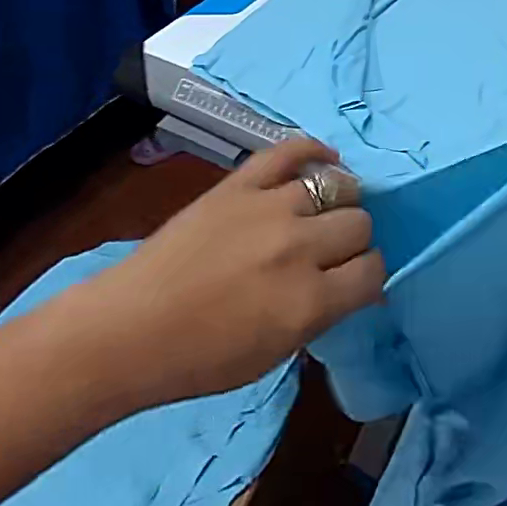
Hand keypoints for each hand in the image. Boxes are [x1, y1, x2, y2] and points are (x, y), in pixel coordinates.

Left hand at [60, 138, 384, 406]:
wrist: (134, 325)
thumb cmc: (202, 357)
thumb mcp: (276, 351)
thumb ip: (322, 313)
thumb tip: (356, 285)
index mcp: (310, 301)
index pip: (372, 271)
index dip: (369, 275)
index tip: (356, 277)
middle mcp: (299, 246)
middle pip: (359, 224)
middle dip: (354, 239)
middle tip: (333, 248)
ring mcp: (269, 207)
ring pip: (336, 185)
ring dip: (339, 198)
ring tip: (327, 207)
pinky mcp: (239, 184)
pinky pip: (288, 151)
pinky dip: (311, 149)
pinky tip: (324, 157)